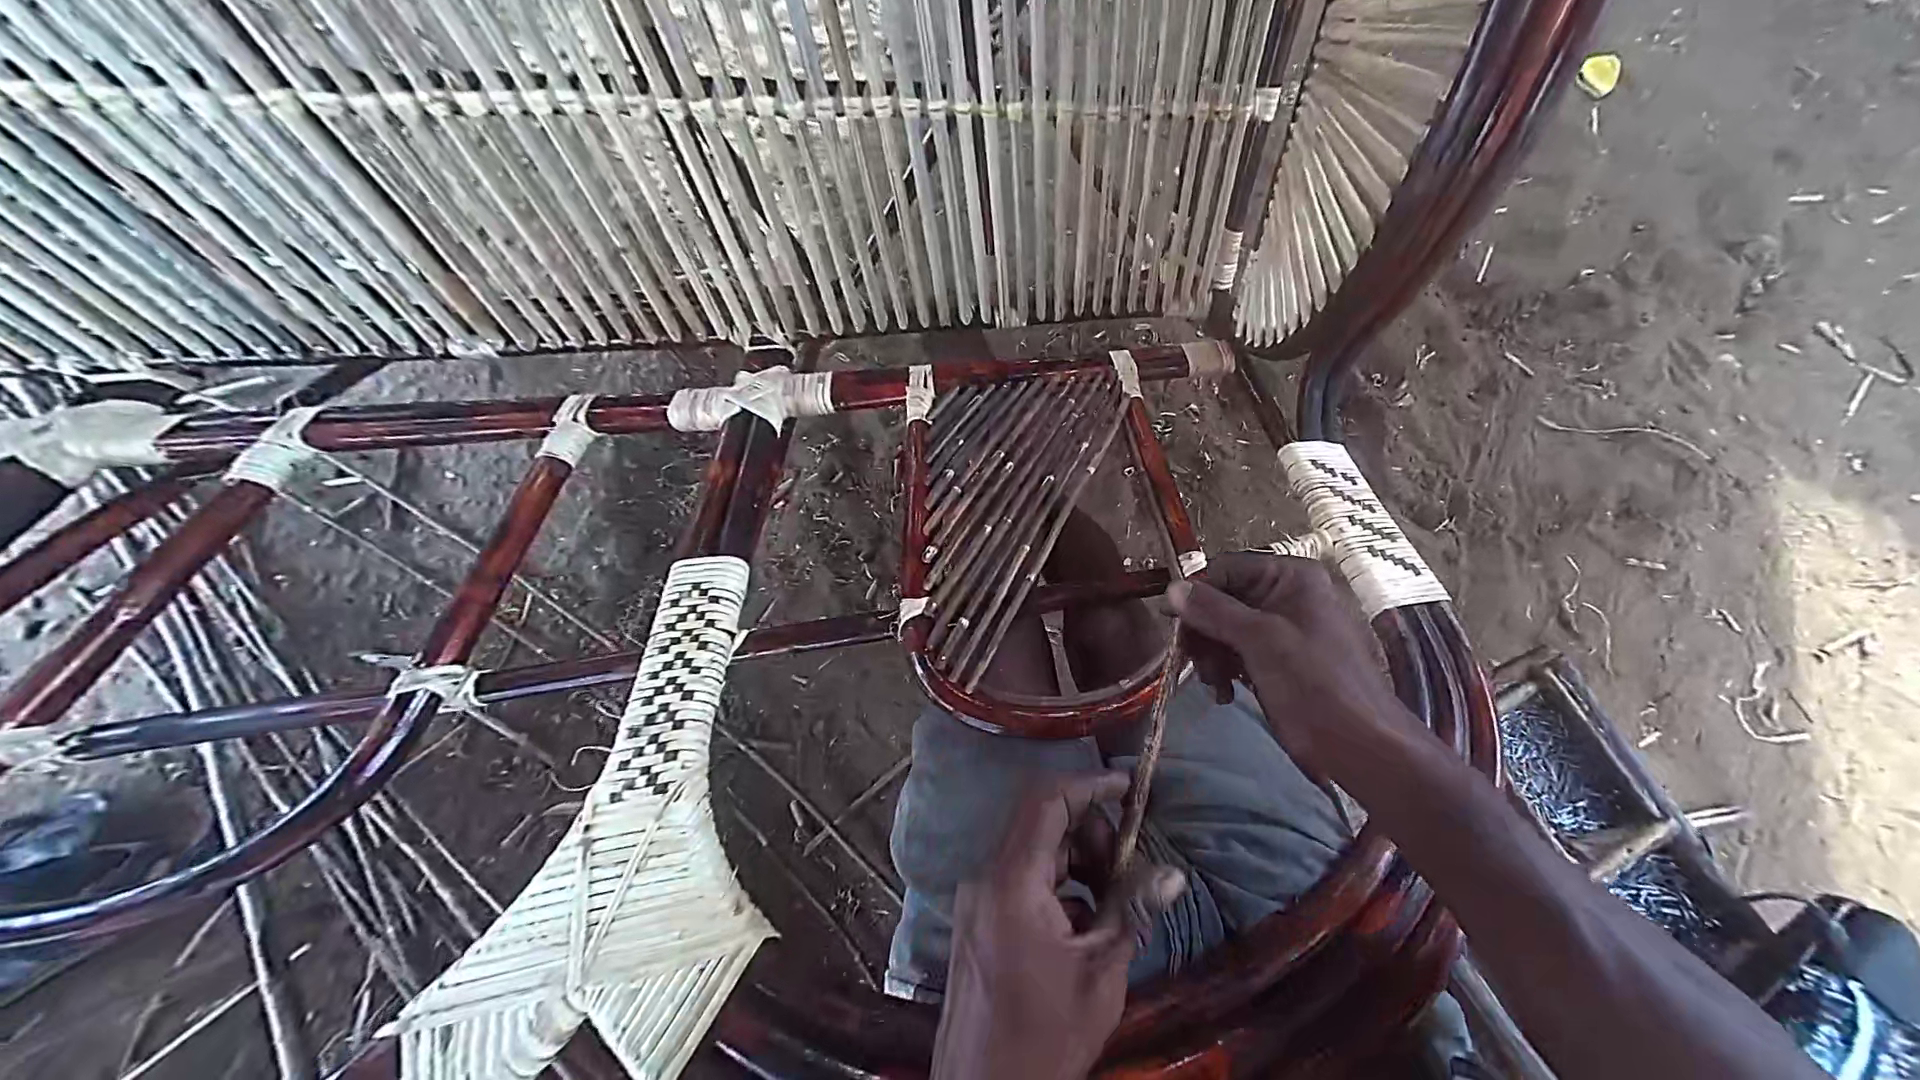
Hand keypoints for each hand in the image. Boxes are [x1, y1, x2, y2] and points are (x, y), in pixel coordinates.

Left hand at [931, 772, 1185, 1079]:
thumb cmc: (1043, 1035)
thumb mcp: (1099, 974)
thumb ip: (1131, 912)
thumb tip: (1171, 873)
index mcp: (1010, 880)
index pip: (1046, 802)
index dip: (1089, 784)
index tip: (1127, 786)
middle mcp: (987, 876)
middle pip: (1042, 826)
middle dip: (1090, 835)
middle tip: (1127, 872)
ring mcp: (979, 897)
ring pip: (1035, 854)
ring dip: (1078, 865)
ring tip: (1112, 903)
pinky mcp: (981, 918)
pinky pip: (1024, 881)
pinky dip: (1059, 889)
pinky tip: (1085, 927)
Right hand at [1165, 552, 1423, 783]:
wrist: (1361, 747)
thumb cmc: (1315, 685)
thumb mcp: (1260, 640)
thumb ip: (1214, 610)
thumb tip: (1172, 587)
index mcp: (1292, 577)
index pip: (1225, 569)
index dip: (1196, 594)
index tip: (1172, 623)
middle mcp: (1286, 595)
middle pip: (1220, 599)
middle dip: (1203, 631)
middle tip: (1191, 659)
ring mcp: (1281, 629)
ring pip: (1222, 628)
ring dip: (1210, 655)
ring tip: (1214, 684)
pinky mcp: (1276, 659)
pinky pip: (1235, 652)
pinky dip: (1223, 669)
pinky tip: (1224, 692)